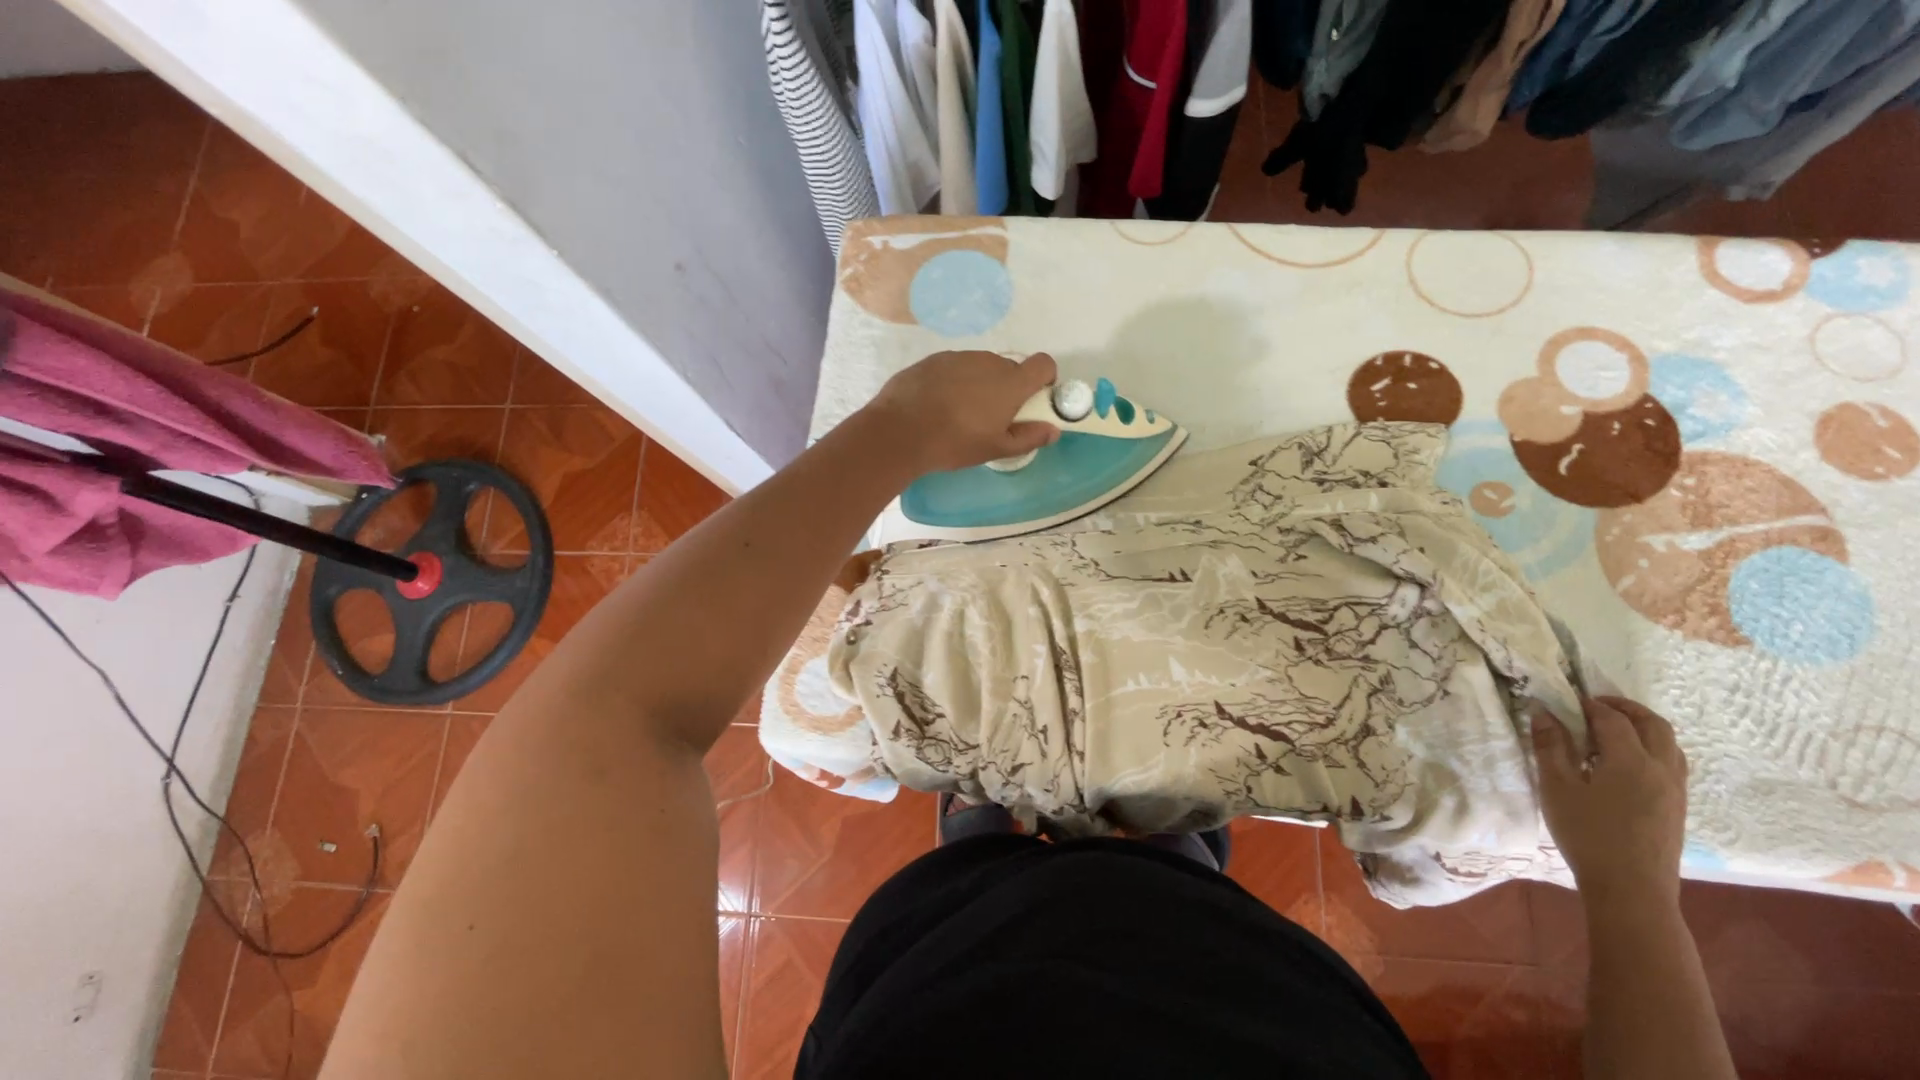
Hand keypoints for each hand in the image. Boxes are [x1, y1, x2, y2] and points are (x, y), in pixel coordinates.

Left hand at [862, 351, 1061, 473]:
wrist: (899, 432)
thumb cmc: (954, 443)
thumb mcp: (995, 448)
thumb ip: (1028, 437)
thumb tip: (1053, 430)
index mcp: (1010, 382)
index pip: (1043, 363)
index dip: (1044, 379)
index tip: (1034, 399)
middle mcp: (988, 361)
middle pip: (1010, 368)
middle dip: (1008, 388)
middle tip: (992, 417)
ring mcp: (958, 357)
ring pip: (980, 367)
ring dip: (980, 384)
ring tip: (960, 413)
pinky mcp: (932, 360)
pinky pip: (955, 367)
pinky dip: (954, 381)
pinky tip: (938, 405)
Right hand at [1532, 696, 1689, 908]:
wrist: (1631, 889)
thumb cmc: (1587, 835)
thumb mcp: (1557, 789)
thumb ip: (1551, 747)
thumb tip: (1545, 712)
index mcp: (1630, 759)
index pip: (1612, 718)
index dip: (1589, 705)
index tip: (1567, 701)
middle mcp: (1661, 767)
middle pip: (1653, 723)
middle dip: (1625, 708)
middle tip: (1595, 705)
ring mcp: (1676, 789)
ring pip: (1669, 743)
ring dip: (1644, 727)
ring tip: (1614, 731)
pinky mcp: (1679, 806)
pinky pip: (1672, 763)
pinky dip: (1653, 748)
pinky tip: (1629, 763)